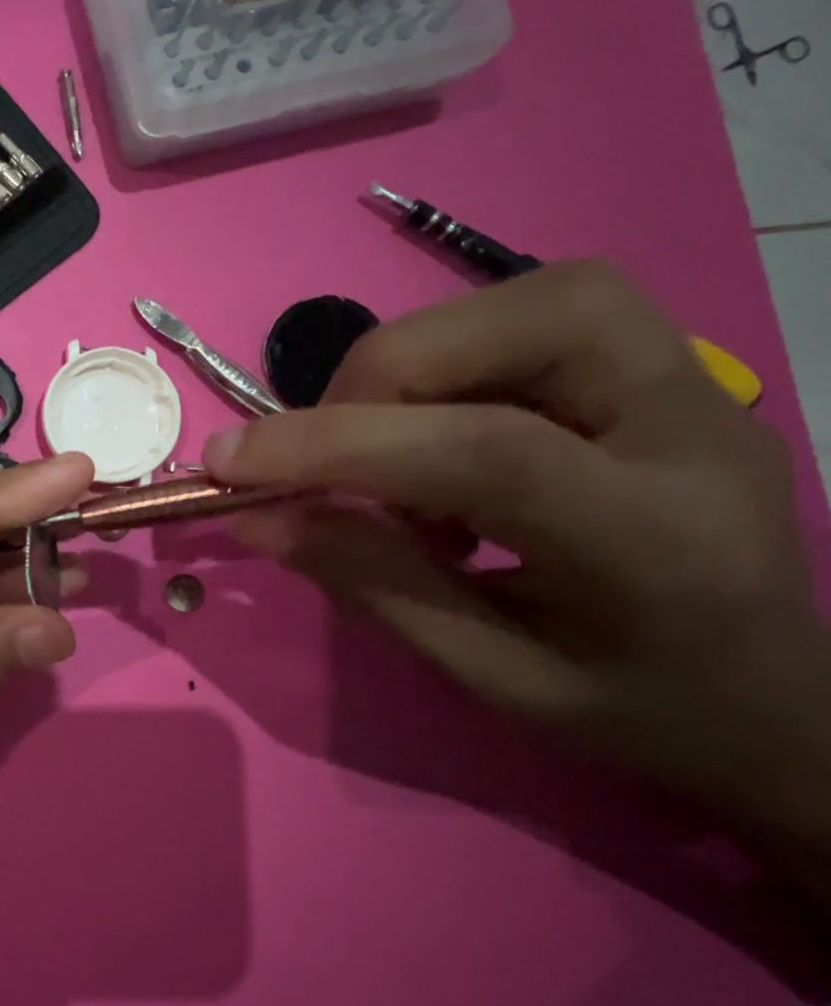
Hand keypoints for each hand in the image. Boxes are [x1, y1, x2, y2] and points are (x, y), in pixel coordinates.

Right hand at [201, 262, 830, 846]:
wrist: (778, 700)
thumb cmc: (630, 709)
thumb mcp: (489, 675)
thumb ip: (371, 584)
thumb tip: (256, 514)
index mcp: (656, 544)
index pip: (486, 451)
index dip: (338, 443)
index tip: (230, 463)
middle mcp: (697, 432)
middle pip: (536, 322)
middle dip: (386, 373)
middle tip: (329, 451)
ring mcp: (697, 387)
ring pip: (538, 296)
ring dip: (418, 357)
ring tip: (380, 442)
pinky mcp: (670, 371)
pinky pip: (537, 317)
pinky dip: (450, 361)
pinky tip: (435, 433)